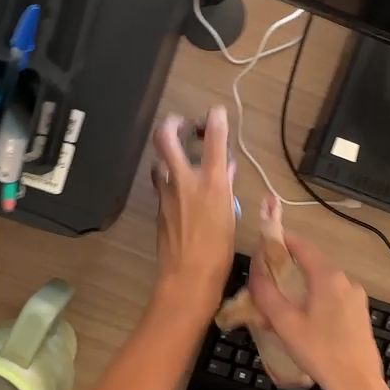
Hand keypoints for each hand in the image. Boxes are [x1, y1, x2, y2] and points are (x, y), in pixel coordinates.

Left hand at [151, 107, 236, 315]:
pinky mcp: (159, 209)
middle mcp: (186, 182)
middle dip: (173, 123)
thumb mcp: (230, 216)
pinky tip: (179, 188)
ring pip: (159, 161)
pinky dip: (169, 178)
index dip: (215, 120)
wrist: (188, 278)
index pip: (213, 140)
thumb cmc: (219, 251)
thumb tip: (227, 170)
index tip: (216, 111)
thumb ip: (227, 188)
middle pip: (166, 138)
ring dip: (167, 154)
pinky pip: (161, 184)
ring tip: (179, 157)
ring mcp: (167, 194)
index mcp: (212, 183)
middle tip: (182, 123)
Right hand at [247, 232, 387, 389]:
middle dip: (292, 267)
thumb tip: (255, 274)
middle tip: (269, 276)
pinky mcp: (360, 317)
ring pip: (325, 284)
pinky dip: (317, 300)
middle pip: (315, 265)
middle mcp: (346, 282)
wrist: (357, 384)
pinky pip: (335, 299)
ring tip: (284, 301)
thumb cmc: (319, 351)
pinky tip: (306, 319)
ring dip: (305, 286)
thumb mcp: (286, 323)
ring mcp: (357, 300)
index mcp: (329, 277)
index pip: (304, 247)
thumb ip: (267, 295)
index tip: (268, 241)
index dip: (284, 241)